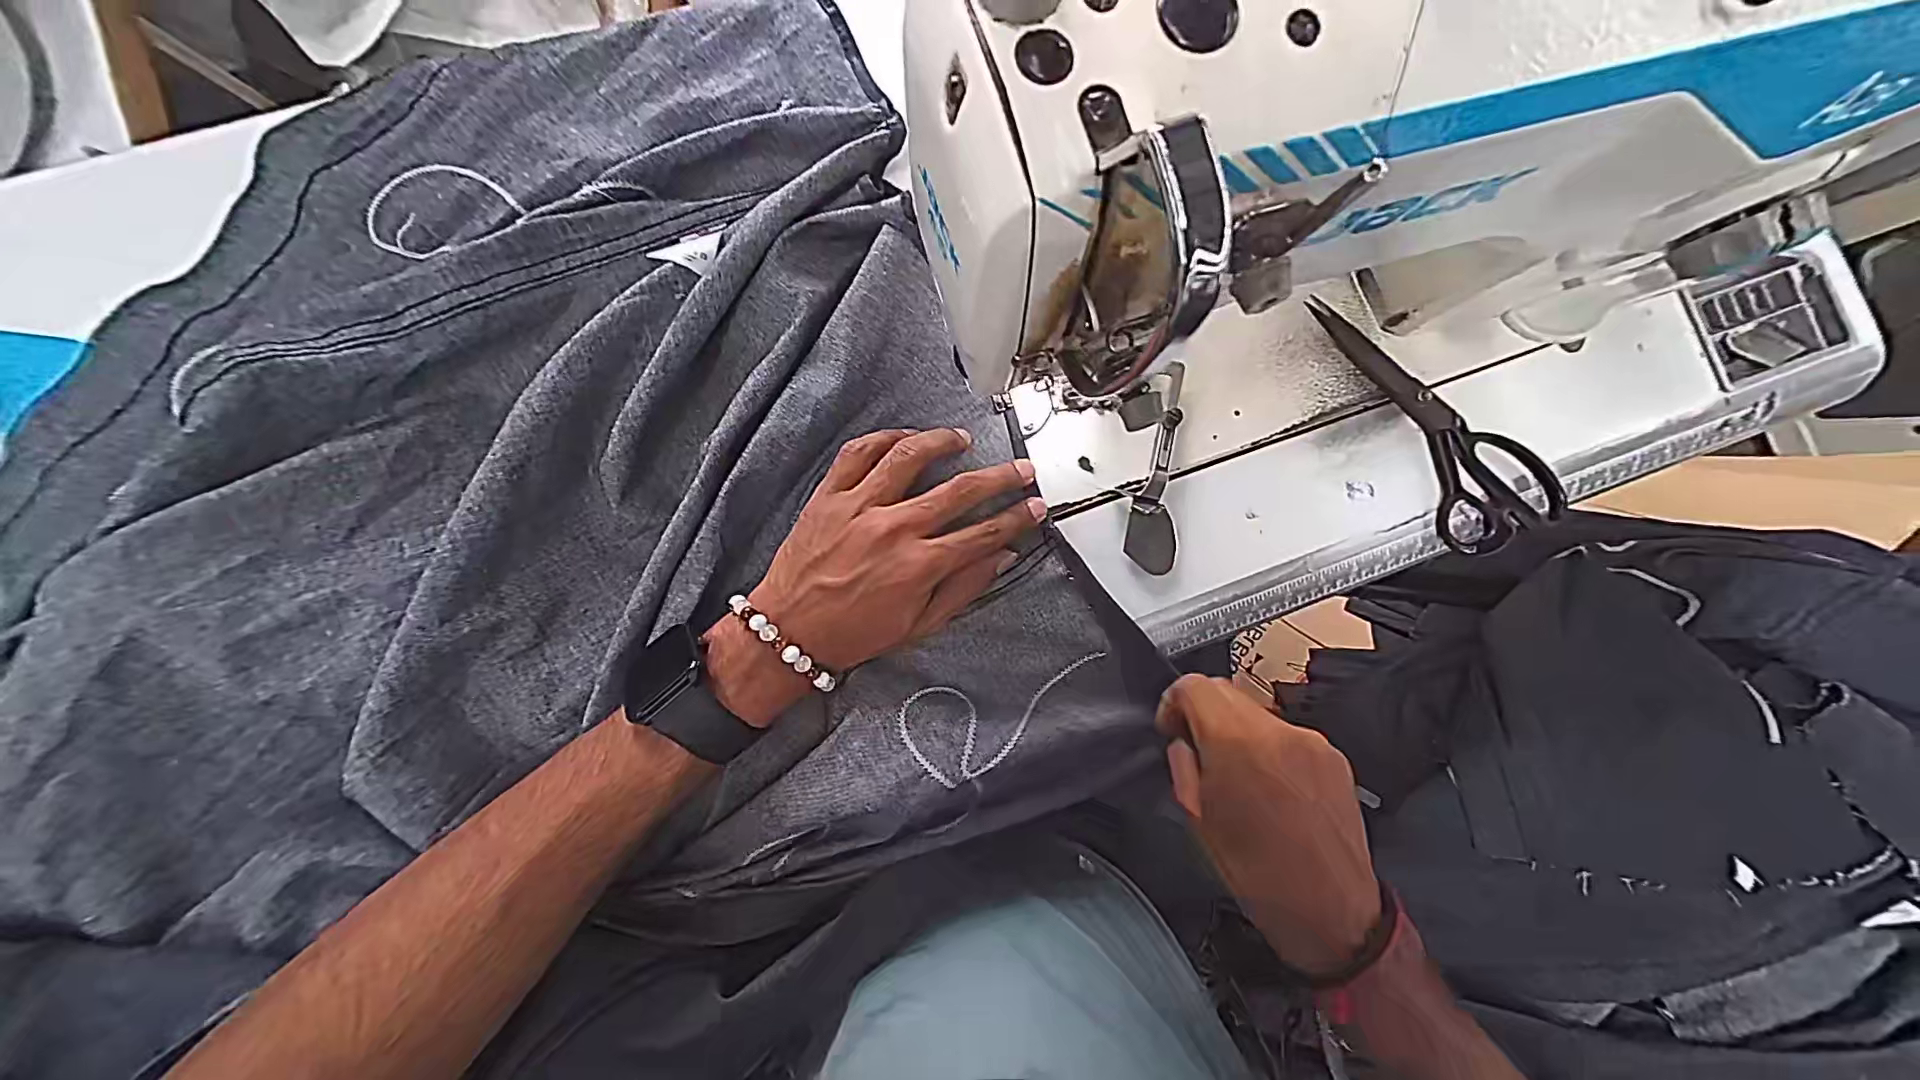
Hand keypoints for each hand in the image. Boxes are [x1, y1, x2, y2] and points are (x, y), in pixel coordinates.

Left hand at [701, 428, 1044, 725]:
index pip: (984, 532)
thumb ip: (964, 588)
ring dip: (943, 442)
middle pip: (960, 490)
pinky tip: (904, 438)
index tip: (1033, 506)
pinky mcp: (830, 497)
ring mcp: (859, 508)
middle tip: (1020, 469)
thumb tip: (1000, 558)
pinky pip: (859, 453)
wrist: (790, 631)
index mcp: (918, 566)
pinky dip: (885, 438)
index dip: (1017, 517)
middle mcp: (893, 530)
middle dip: (1001, 477)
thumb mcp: (919, 625)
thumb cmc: (852, 633)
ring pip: (910, 457)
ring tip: (961, 439)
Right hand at [1156, 674, 1381, 975]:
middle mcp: (1277, 732)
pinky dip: (1268, 745)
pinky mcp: (1335, 757)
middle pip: (1225, 689)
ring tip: (1235, 771)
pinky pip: (1286, 733)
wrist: (1333, 913)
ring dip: (1236, 728)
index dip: (1173, 702)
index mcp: (1236, 744)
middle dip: (1203, 712)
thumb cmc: (1258, 874)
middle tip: (1196, 747)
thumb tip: (1184, 741)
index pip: (1194, 685)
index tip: (1172, 727)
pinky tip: (1269, 783)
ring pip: (1256, 710)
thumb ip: (1183, 765)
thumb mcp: (1198, 819)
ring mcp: (1312, 742)